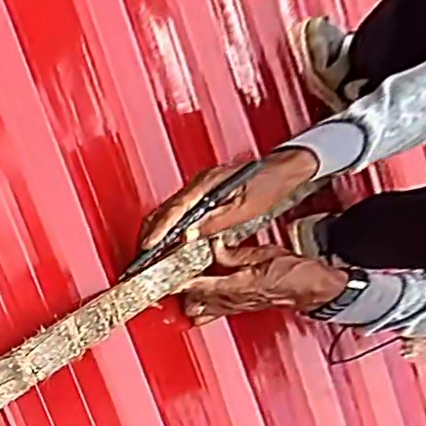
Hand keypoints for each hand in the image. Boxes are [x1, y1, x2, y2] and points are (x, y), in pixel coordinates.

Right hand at [137, 149, 317, 252]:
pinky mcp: (198, 197)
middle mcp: (199, 184)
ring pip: (165, 212)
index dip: (160, 230)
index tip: (149, 246)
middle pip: (163, 210)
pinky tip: (164, 242)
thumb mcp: (244, 208)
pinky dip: (165, 229)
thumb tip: (189, 235)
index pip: (175, 209)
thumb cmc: (268, 184)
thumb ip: (215, 221)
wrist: (283, 170)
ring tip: (148, 253)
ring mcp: (197, 189)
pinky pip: (174, 213)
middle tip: (142, 255)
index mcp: (208, 184)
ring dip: (154, 233)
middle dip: (149, 234)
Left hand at [175, 243, 347, 324]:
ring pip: (198, 312)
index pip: (199, 287)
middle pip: (192, 303)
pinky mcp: (235, 311)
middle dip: (181, 293)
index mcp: (237, 286)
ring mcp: (231, 309)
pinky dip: (199, 308)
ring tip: (182, 287)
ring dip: (188, 301)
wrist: (312, 290)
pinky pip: (210, 314)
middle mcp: (230, 302)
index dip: (181, 282)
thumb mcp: (265, 254)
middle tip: (173, 278)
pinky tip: (196, 298)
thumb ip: (235, 254)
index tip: (168, 278)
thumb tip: (214, 246)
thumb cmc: (295, 273)